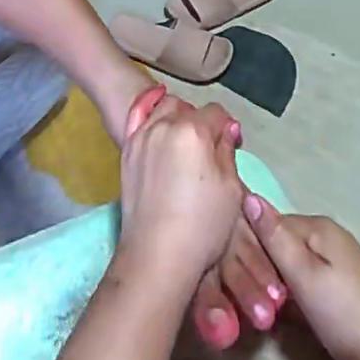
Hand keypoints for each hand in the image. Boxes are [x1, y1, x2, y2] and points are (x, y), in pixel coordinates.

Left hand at [125, 89, 284, 348]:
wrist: (157, 257)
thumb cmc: (202, 226)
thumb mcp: (231, 190)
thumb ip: (227, 152)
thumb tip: (226, 129)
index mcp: (194, 131)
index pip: (216, 113)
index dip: (228, 128)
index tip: (233, 145)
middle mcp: (165, 125)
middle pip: (190, 110)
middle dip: (203, 122)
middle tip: (210, 149)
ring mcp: (142, 135)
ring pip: (164, 108)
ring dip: (178, 115)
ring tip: (186, 138)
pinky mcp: (127, 150)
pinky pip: (137, 115)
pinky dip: (147, 105)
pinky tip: (155, 102)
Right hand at [243, 196, 359, 359]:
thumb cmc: (346, 315)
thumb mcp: (305, 275)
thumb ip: (275, 237)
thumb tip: (248, 195)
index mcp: (317, 225)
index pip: (267, 221)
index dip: (248, 242)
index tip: (231, 269)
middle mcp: (325, 237)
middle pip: (278, 242)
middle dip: (261, 266)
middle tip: (247, 295)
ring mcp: (333, 263)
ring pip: (288, 265)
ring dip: (274, 285)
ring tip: (261, 308)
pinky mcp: (337, 288)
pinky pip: (302, 282)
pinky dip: (290, 296)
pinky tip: (282, 314)